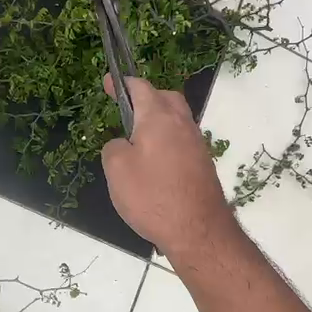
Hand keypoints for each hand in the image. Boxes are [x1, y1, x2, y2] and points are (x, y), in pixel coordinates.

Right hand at [100, 75, 239, 263]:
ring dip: (159, 120)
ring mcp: (196, 144)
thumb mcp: (116, 170)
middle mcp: (182, 124)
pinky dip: (167, 141)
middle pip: (166, 98)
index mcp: (158, 117)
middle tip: (127, 108)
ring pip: (176, 120)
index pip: (140, 88)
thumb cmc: (152, 196)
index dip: (122, 84)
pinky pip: (182, 141)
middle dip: (147, 97)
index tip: (109, 82)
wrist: (197, 229)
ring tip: (138, 138)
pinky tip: (156, 162)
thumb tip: (123, 144)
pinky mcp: (201, 165)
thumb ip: (113, 148)